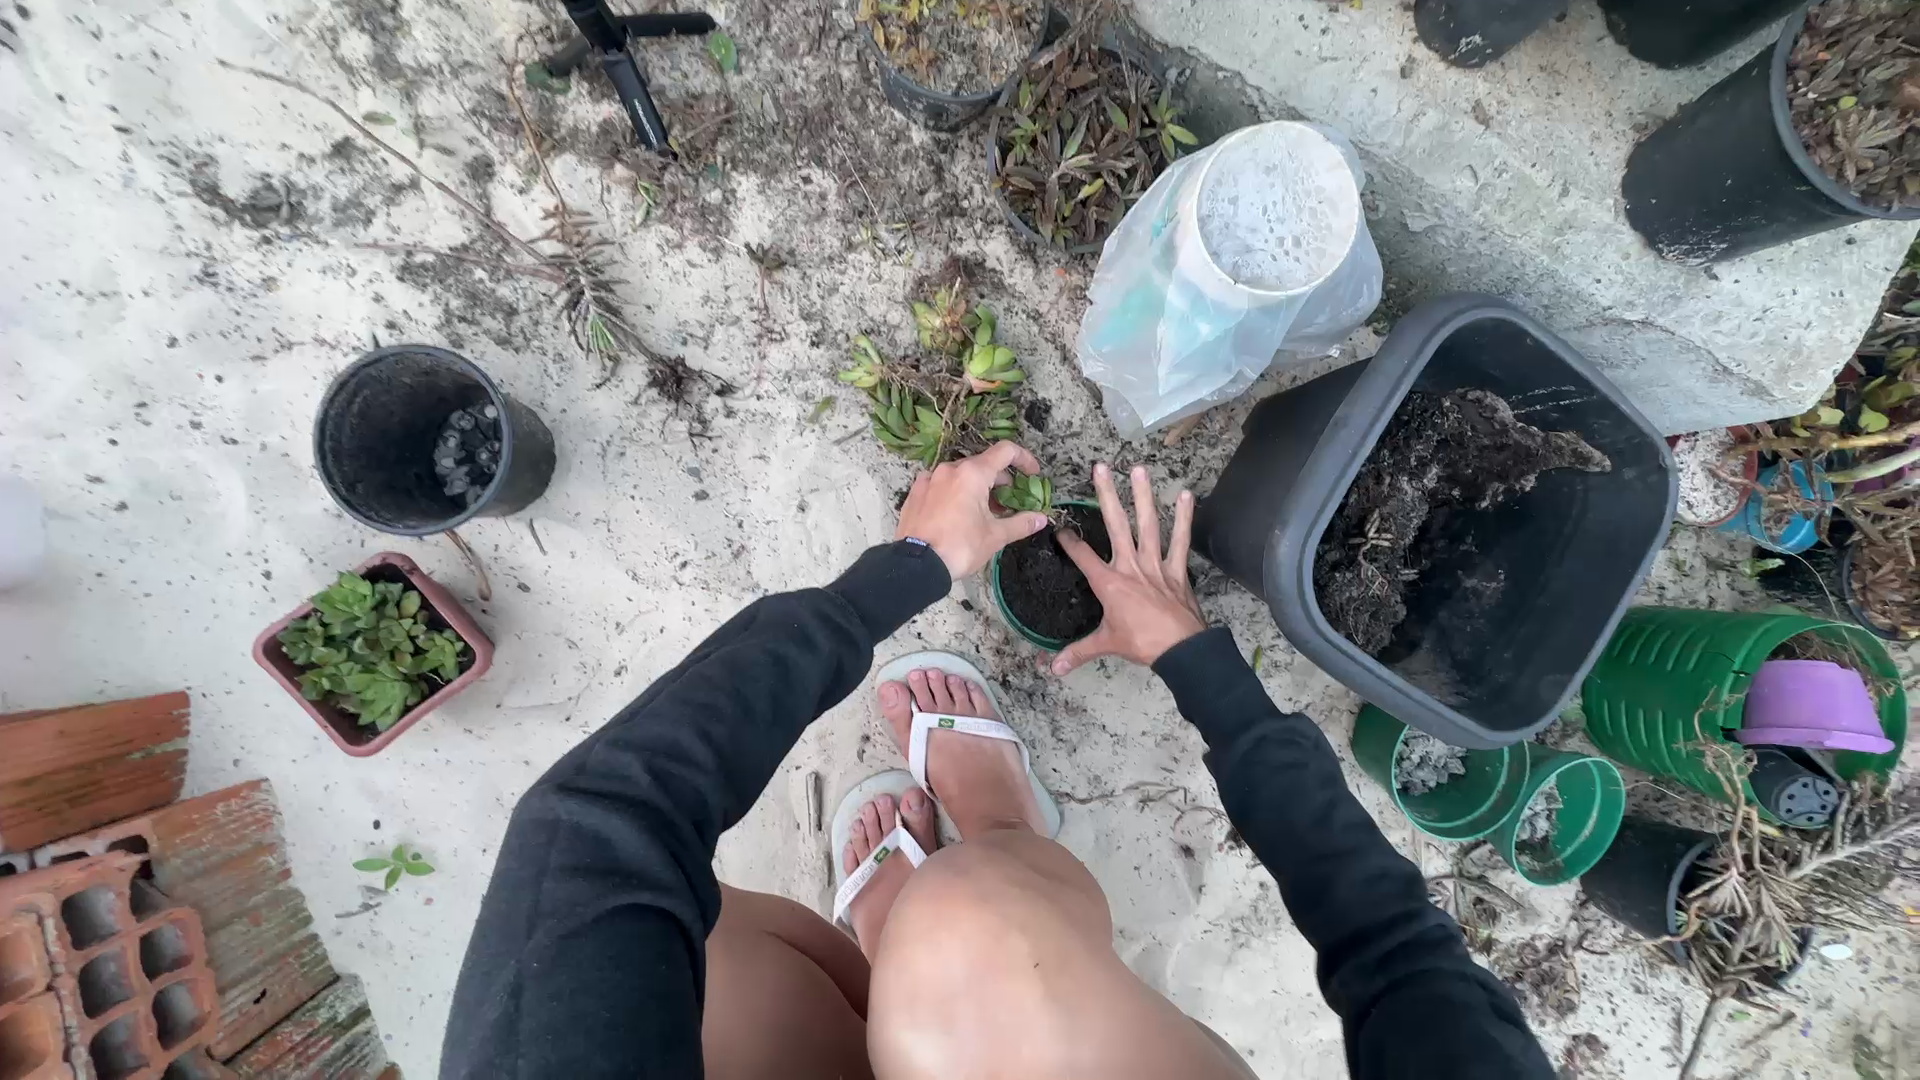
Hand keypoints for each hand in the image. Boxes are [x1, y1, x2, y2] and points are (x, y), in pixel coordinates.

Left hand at [895, 441, 1050, 578]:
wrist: (917, 566)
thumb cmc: (960, 547)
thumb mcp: (995, 536)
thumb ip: (1021, 523)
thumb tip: (1041, 518)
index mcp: (972, 474)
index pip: (1005, 451)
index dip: (1024, 459)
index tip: (1033, 474)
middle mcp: (949, 469)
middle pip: (982, 464)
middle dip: (1000, 480)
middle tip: (1008, 502)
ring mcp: (929, 480)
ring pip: (960, 474)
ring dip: (977, 486)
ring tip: (983, 511)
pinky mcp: (915, 493)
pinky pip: (940, 484)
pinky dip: (954, 492)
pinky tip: (957, 513)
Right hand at [1050, 463, 1205, 673]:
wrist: (1180, 650)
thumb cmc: (1141, 643)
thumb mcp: (1105, 645)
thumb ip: (1077, 652)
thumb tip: (1051, 668)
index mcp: (1109, 583)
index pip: (1082, 556)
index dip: (1069, 541)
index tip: (1060, 527)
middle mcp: (1130, 566)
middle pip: (1115, 524)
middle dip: (1106, 495)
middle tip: (1101, 467)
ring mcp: (1155, 564)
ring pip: (1147, 524)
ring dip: (1143, 496)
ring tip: (1138, 469)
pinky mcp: (1176, 569)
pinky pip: (1180, 540)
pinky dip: (1184, 518)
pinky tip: (1186, 495)